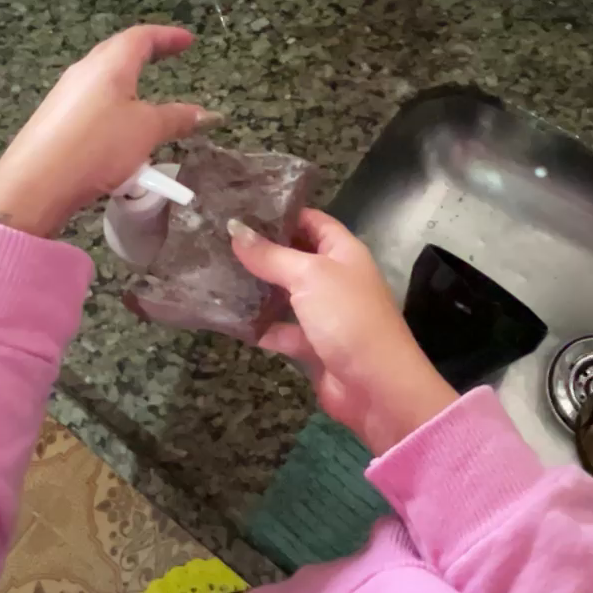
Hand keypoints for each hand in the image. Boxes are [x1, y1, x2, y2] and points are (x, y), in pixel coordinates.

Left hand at [0, 25, 215, 237]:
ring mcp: (67, 95)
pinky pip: (94, 103)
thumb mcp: (147, 131)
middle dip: (147, 52)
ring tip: (149, 93)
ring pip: (105, 78)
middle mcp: (85, 72)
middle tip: (169, 56)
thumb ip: (177, 119)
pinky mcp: (57, 120)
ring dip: (130, 80)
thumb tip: (208, 115)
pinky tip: (123, 128)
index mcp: (109, 65)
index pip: (141, 38)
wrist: (37, 182)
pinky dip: (116, 105)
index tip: (187, 40)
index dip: (167, 36)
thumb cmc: (98, 145)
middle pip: (118, 52)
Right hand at [229, 211, 457, 455]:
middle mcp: (336, 278)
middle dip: (262, 250)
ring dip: (257, 287)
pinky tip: (230, 319)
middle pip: (296, 256)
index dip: (281, 212)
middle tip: (218, 239)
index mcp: (344, 252)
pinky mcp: (313, 345)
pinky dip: (261, 327)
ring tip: (216, 272)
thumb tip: (234, 229)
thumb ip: (271, 255)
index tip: (241, 206)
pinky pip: (282, 330)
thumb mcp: (309, 276)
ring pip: (286, 294)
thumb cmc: (348, 317)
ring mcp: (325, 313)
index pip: (312, 220)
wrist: (376, 386)